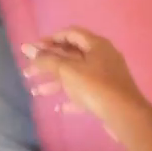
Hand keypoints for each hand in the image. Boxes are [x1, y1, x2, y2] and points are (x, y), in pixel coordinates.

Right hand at [22, 27, 151, 140]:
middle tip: (28, 72)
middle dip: (47, 64)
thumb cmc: (95, 87)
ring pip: (74, 75)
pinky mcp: (106, 95)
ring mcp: (105, 77)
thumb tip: (26, 48)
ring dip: (54, 83)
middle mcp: (102, 57)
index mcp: (96, 45)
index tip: (33, 50)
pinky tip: (58, 108)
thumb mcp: (68, 70)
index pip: (70, 34)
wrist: (125, 116)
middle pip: (70, 56)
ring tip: (35, 92)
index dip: (50, 40)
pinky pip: (84, 92)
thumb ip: (46, 59)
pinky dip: (70, 97)